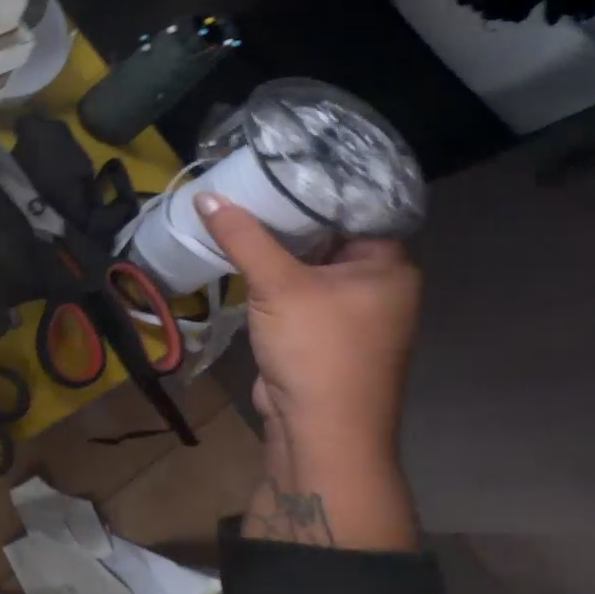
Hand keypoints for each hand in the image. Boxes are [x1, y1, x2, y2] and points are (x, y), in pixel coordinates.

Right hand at [195, 193, 420, 459]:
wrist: (321, 429)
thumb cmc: (318, 349)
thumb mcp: (278, 285)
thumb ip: (243, 236)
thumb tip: (205, 195)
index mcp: (389, 267)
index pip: (357, 209)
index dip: (318, 186)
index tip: (278, 164)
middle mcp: (377, 285)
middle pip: (329, 234)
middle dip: (287, 214)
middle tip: (246, 182)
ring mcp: (351, 310)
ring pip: (309, 262)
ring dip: (275, 244)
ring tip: (235, 210)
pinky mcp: (323, 330)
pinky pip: (296, 287)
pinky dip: (271, 272)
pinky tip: (239, 253)